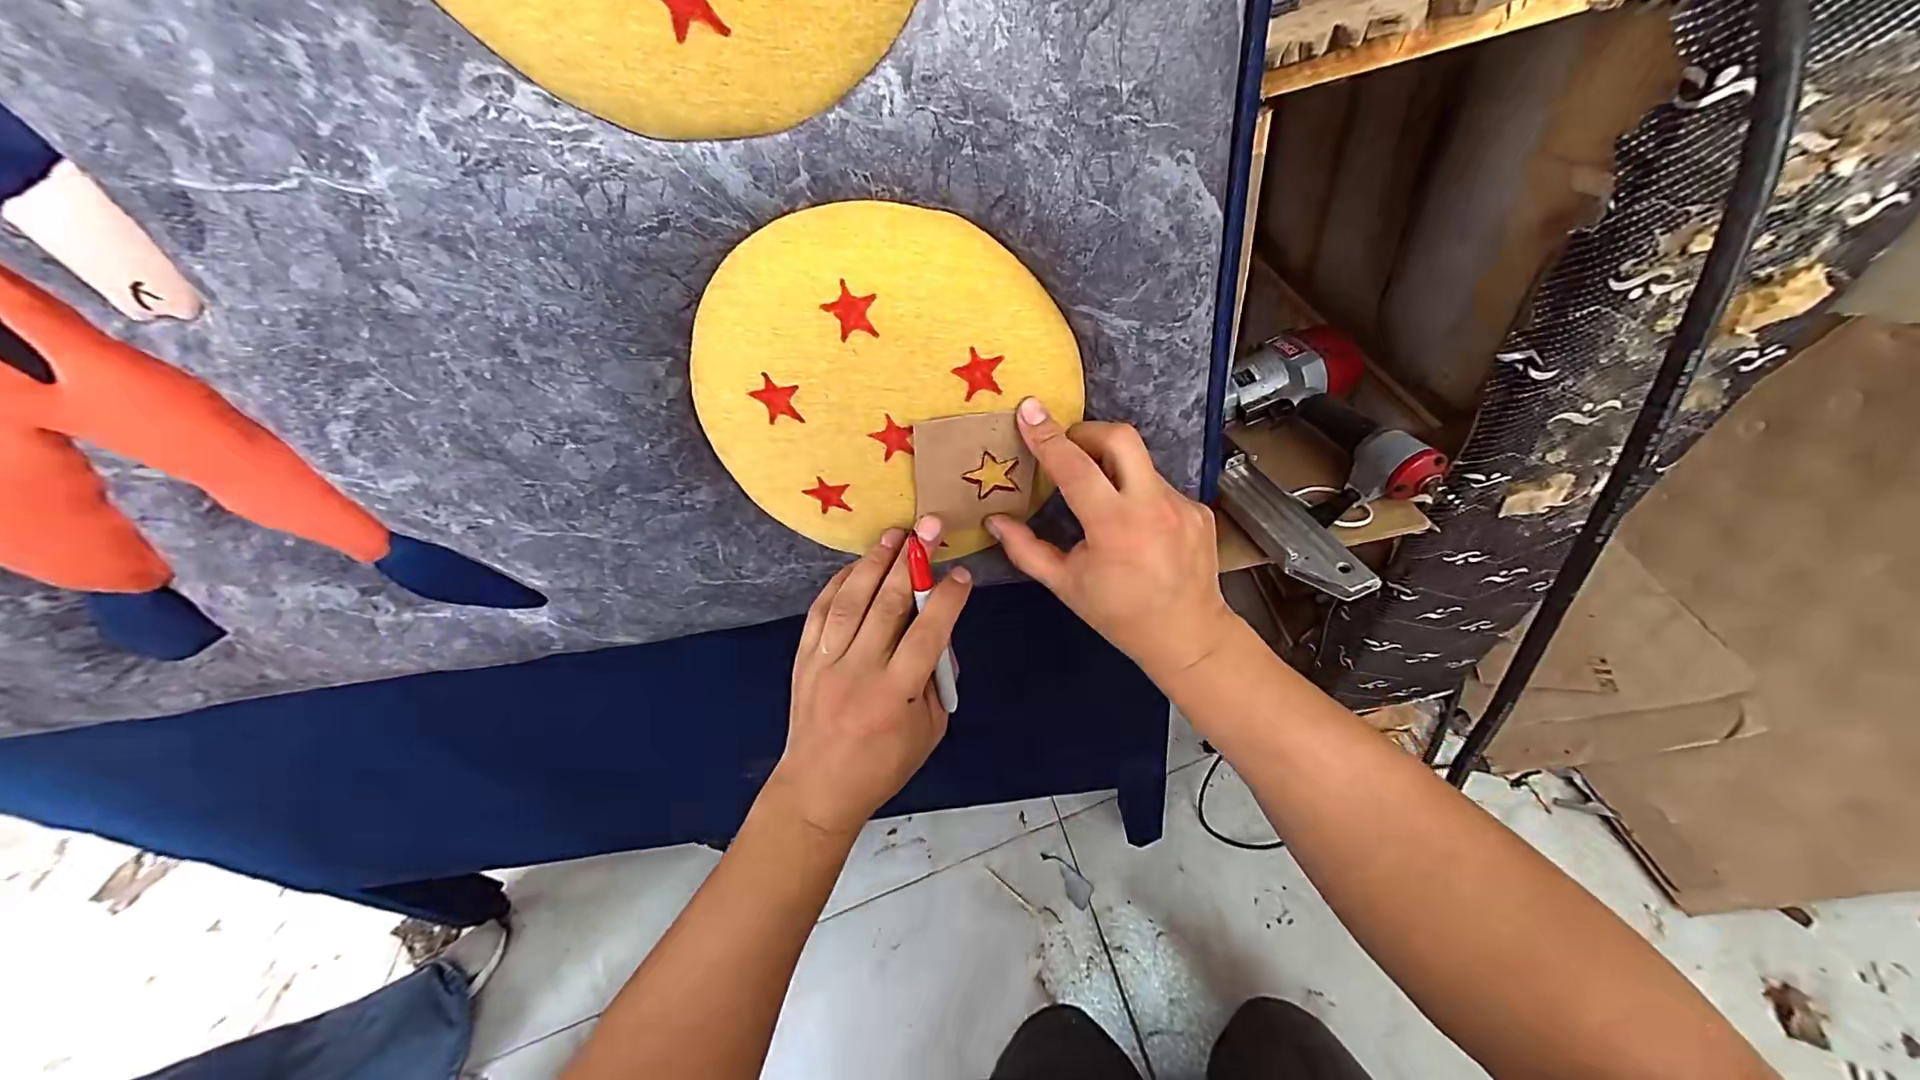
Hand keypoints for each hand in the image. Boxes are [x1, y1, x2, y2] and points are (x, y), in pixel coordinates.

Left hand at [766, 516, 972, 838]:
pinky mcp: (804, 659)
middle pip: (888, 606)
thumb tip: (940, 634)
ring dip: (874, 565)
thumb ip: (936, 680)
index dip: (947, 600)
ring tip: (893, 537)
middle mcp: (860, 671)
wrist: (818, 788)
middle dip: (912, 563)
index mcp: (895, 693)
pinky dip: (838, 585)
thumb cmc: (883, 765)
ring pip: (852, 602)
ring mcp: (827, 662)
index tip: (960, 574)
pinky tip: (856, 567)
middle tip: (927, 529)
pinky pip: (821, 613)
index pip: (928, 634)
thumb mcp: (929, 730)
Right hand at [987, 397, 1240, 683]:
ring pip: (1140, 463)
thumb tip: (996, 520)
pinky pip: (1158, 485)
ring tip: (1101, 501)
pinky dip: (1137, 493)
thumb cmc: (1121, 615)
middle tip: (1069, 449)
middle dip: (1088, 432)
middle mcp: (1153, 507)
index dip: (1048, 437)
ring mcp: (1182, 505)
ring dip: (1112, 470)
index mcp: (1115, 527)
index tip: (1029, 412)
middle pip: (1121, 437)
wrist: (1188, 635)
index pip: (1076, 468)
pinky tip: (1135, 527)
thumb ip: (1026, 549)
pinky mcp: (1198, 509)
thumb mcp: (1066, 585)